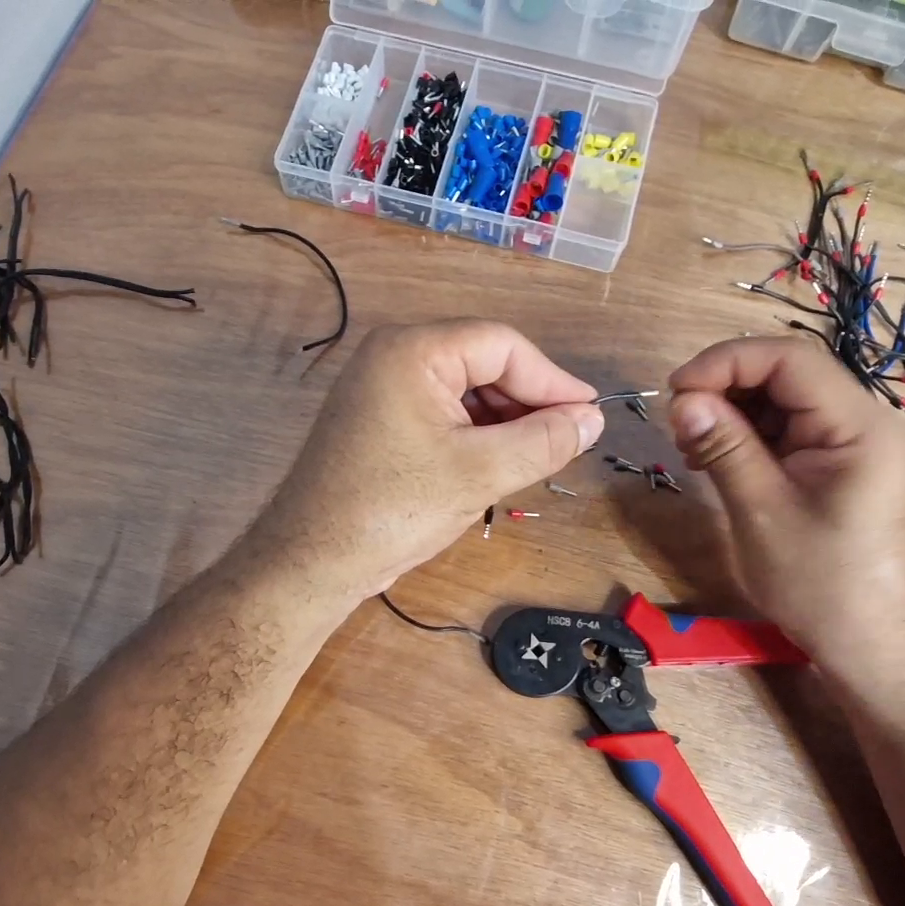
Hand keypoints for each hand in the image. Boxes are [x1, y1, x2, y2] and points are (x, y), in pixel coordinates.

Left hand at [246, 320, 603, 598]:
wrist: (312, 560)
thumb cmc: (393, 510)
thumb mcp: (480, 473)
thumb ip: (543, 440)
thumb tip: (592, 419)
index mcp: (412, 350)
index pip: (501, 345)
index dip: (551, 380)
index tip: (589, 415)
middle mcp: (391, 355)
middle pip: (482, 363)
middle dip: (526, 402)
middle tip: (564, 441)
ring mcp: (379, 387)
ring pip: (462, 390)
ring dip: (502, 421)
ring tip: (533, 457)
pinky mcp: (376, 419)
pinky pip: (439, 412)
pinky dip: (472, 434)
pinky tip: (494, 464)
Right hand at [667, 337, 904, 671]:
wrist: (865, 638)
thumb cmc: (817, 580)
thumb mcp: (761, 510)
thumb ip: (724, 447)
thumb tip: (681, 400)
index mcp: (855, 424)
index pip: (788, 359)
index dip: (725, 362)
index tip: (674, 392)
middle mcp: (858, 421)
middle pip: (784, 374)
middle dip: (724, 387)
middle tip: (678, 424)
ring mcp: (845, 443)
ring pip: (778, 401)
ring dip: (729, 412)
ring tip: (691, 447)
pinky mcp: (830, 465)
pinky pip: (782, 431)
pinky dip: (743, 436)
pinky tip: (712, 460)